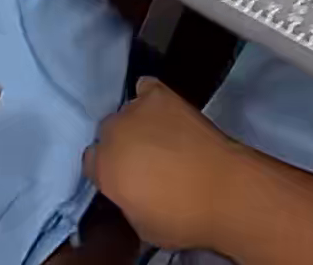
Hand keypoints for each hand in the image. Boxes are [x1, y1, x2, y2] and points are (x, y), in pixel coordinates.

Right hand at [86, 77, 254, 251]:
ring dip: (137, 124)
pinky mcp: (158, 93)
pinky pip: (145, 88)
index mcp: (104, 167)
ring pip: (126, 112)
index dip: (106, 171)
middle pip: (108, 133)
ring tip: (160, 137)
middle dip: (121, 145)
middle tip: (143, 161)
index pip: (91, 162)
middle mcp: (113, 132)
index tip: (122, 179)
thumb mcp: (142, 225)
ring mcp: (135, 107)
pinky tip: (161, 110)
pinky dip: (149, 97)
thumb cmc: (183, 217)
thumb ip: (125, 200)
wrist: (221, 188)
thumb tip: (127, 189)